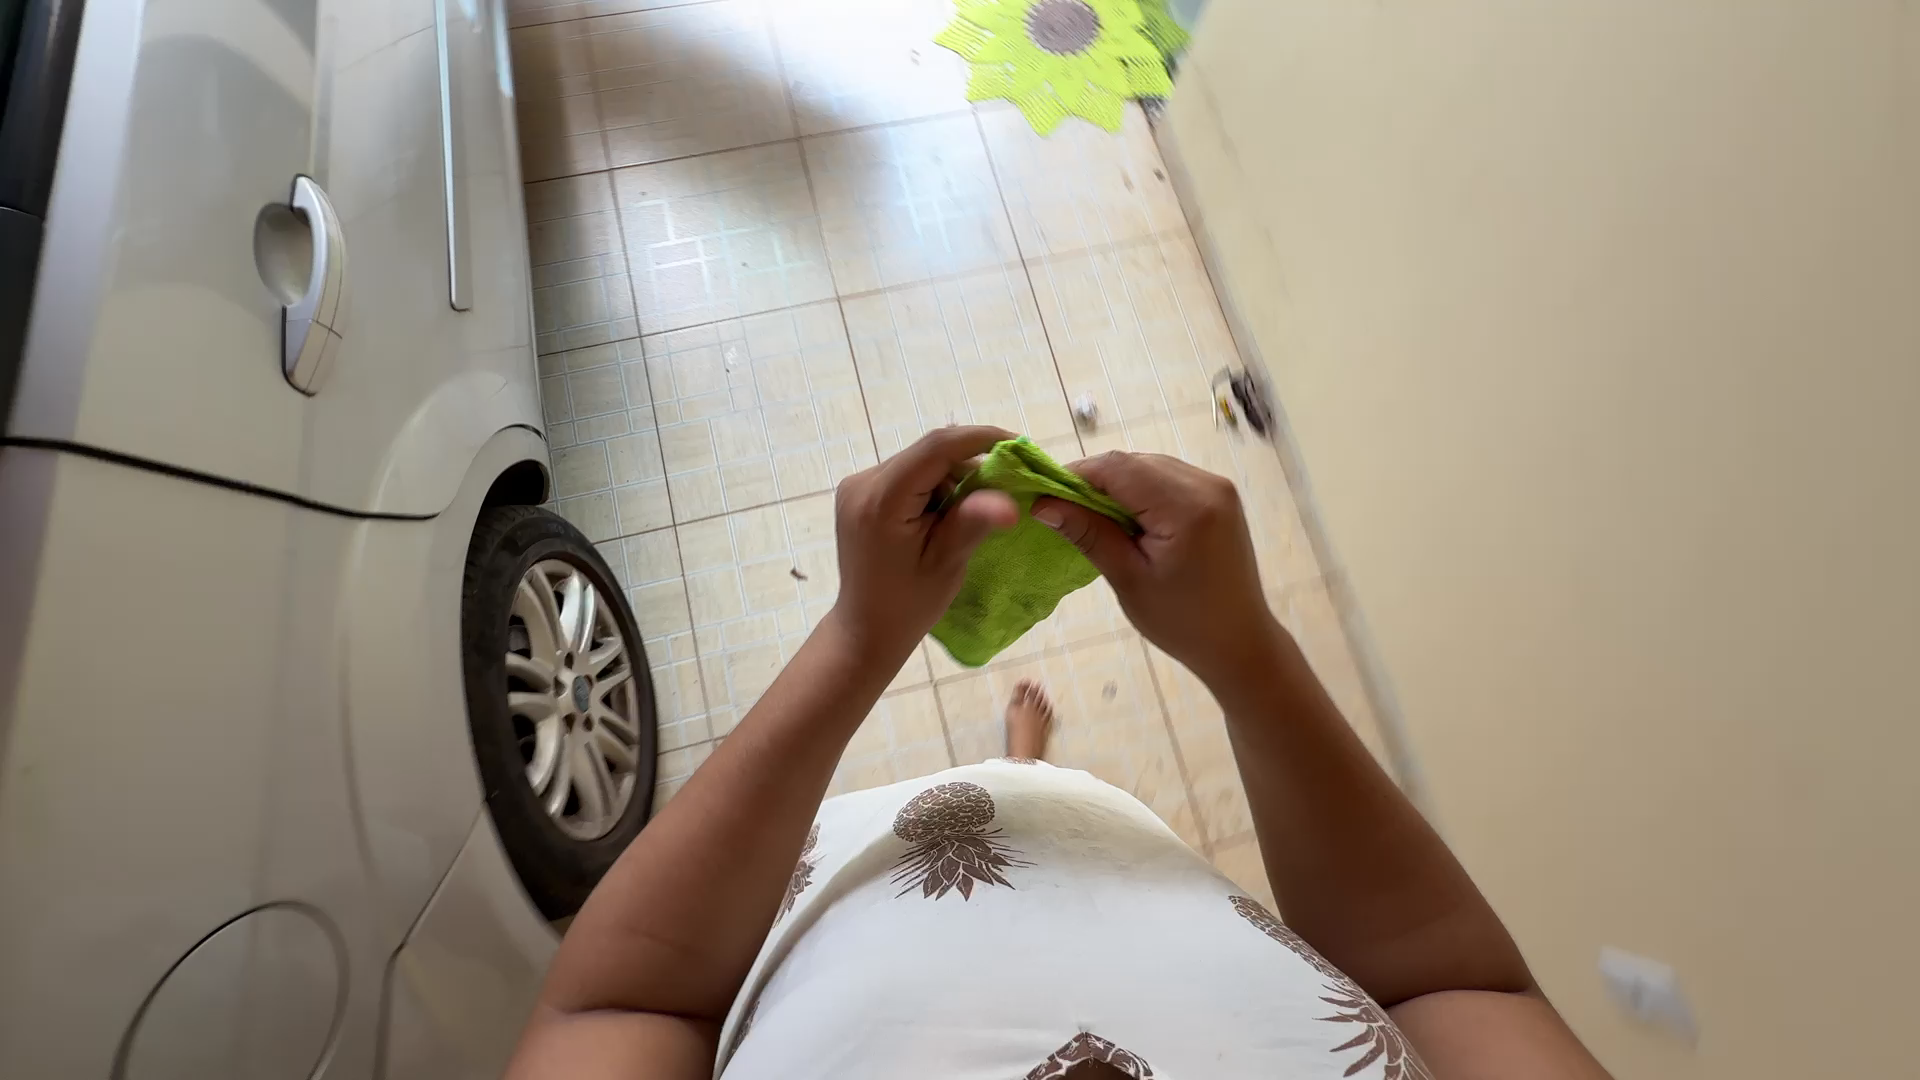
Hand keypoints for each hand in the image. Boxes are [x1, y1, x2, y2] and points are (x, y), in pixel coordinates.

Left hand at [828, 426, 1019, 661]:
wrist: (866, 627)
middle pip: (928, 453)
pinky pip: (908, 474)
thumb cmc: (908, 603)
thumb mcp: (946, 563)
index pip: (935, 448)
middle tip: (1001, 492)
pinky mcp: (861, 492)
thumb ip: (973, 523)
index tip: (1018, 445)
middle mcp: (862, 483)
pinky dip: (933, 487)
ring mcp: (858, 485)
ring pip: (921, 462)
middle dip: (968, 465)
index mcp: (880, 501)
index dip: (979, 438)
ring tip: (964, 517)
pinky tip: (942, 517)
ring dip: (951, 479)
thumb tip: (1011, 502)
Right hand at [1032, 452, 1283, 683]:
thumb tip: (1042, 505)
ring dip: (1116, 484)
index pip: (1118, 467)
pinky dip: (1139, 490)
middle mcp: (1206, 484)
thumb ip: (1088, 533)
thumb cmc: (1181, 621)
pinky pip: (1166, 477)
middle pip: (1134, 462)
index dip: (1076, 474)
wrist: (1238, 641)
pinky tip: (1126, 519)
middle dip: (1094, 480)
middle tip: (1064, 511)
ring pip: (1148, 465)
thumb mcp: (1127, 578)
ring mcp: (1216, 487)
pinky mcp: (1217, 495)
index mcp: (1187, 507)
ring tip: (1092, 518)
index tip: (1045, 496)